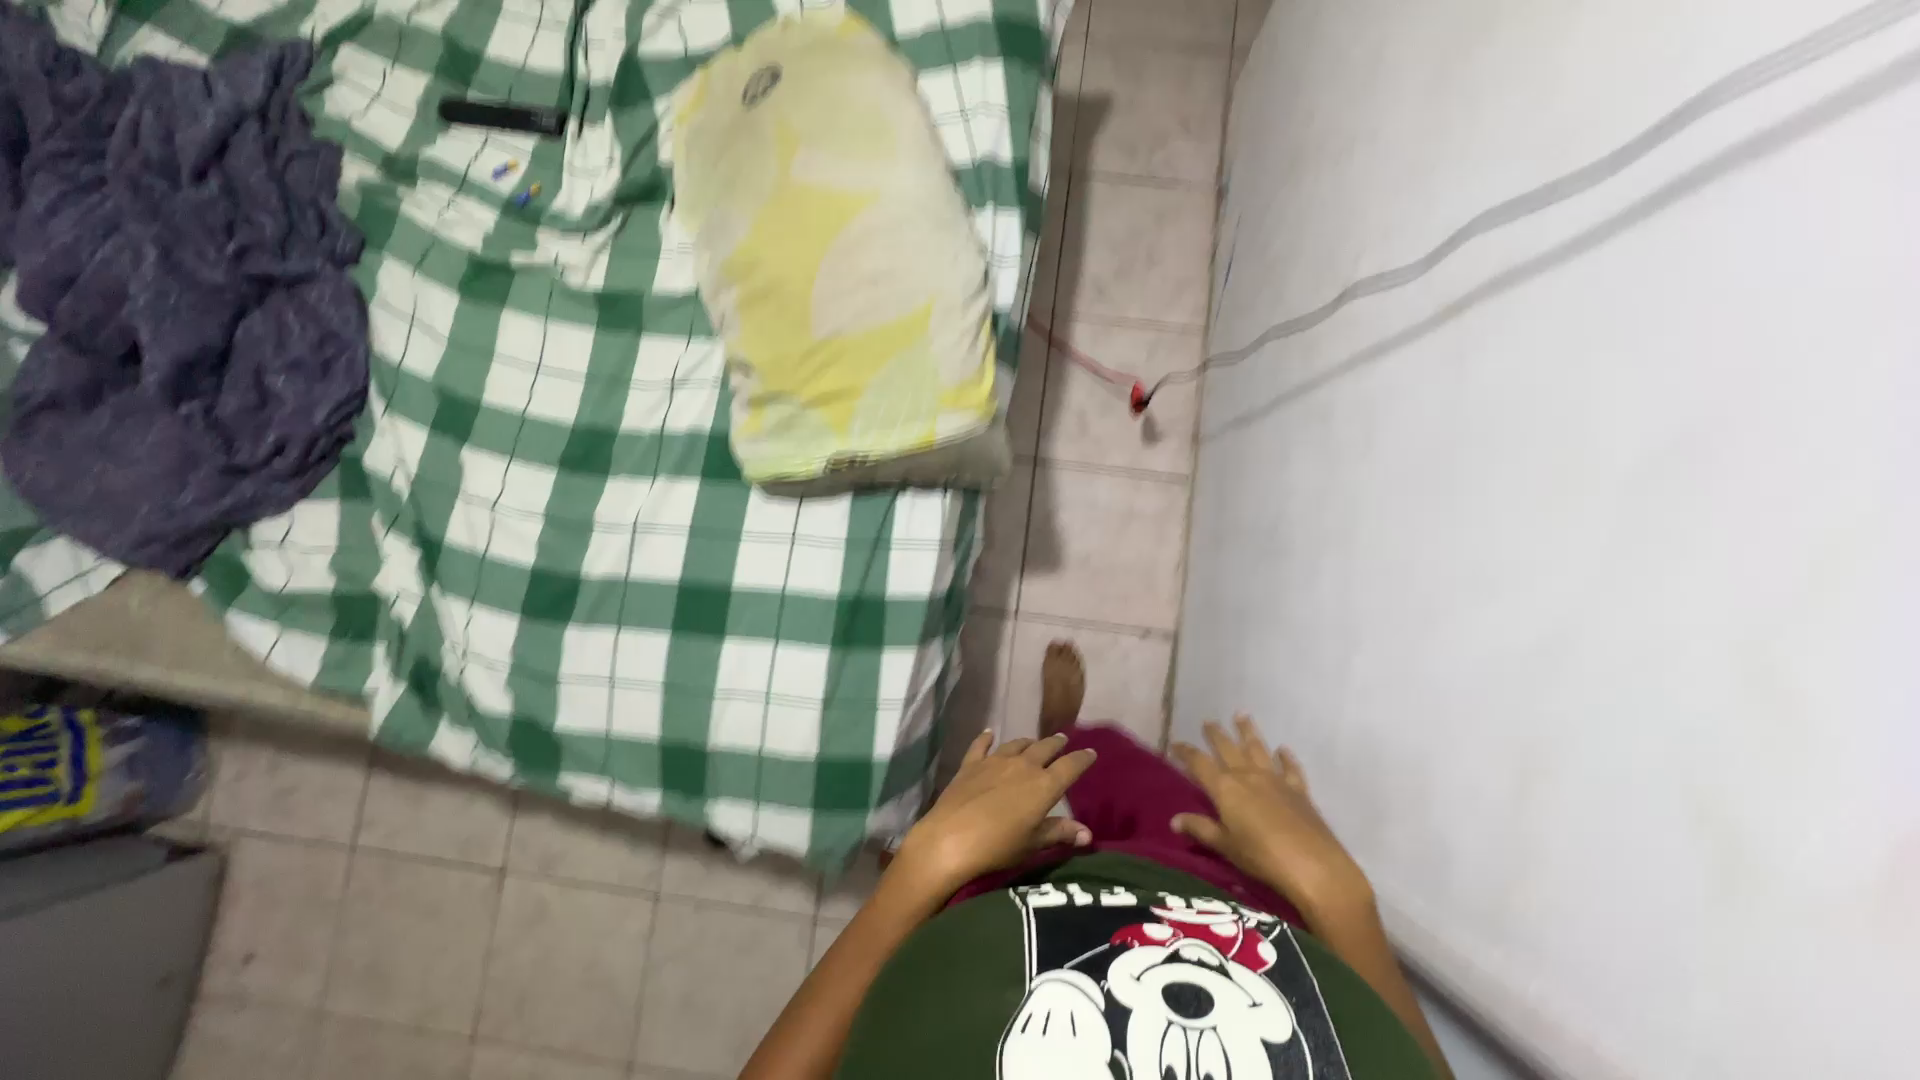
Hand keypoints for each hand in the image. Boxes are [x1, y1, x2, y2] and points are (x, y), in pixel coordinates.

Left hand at [895, 732, 1096, 894]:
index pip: (1070, 767)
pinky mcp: (970, 765)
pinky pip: (980, 745)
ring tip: (1033, 741)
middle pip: (1044, 749)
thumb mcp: (1033, 844)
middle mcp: (1022, 766)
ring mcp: (994, 762)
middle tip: (1062, 740)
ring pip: (1016, 744)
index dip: (1082, 759)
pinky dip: (986, 738)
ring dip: (1028, 742)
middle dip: (1056, 744)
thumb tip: (1088, 833)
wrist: (950, 840)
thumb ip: (1060, 833)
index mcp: (1044, 786)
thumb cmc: (998, 846)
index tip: (1091, 752)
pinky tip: (988, 733)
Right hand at [1170, 716, 1371, 913]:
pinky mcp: (1299, 790)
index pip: (1199, 763)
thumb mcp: (1225, 845)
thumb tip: (1174, 819)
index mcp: (1225, 788)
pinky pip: (1290, 768)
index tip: (1175, 743)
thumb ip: (1200, 829)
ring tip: (1241, 715)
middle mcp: (1248, 776)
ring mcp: (1276, 780)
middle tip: (1208, 721)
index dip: (1186, 752)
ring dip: (1248, 731)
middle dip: (1216, 735)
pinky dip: (1286, 757)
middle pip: (1228, 748)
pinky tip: (1283, 750)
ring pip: (1258, 749)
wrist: (1313, 865)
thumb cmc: (1261, 856)